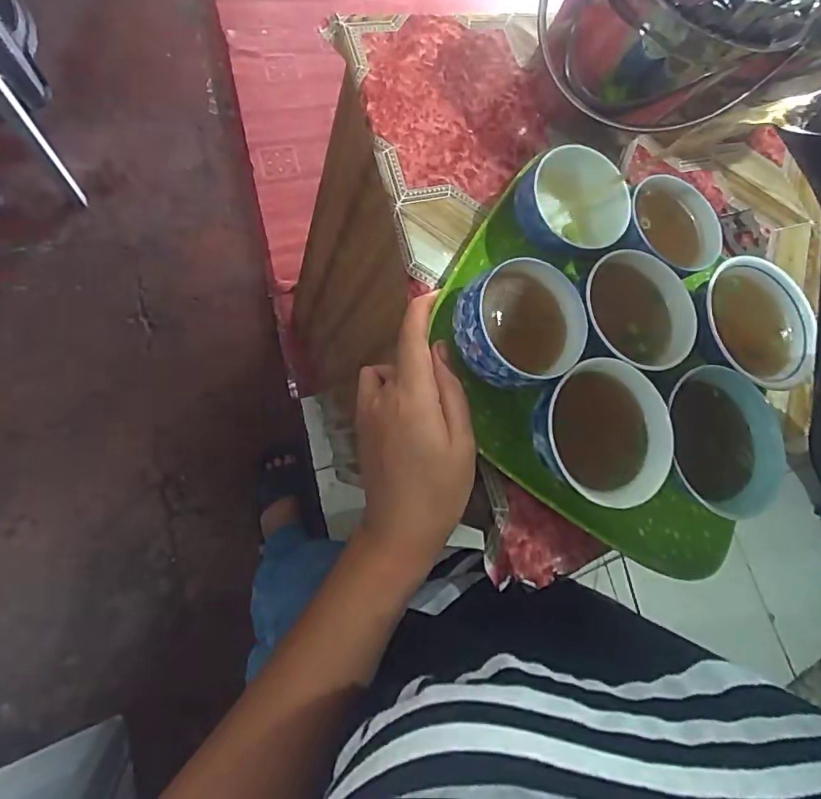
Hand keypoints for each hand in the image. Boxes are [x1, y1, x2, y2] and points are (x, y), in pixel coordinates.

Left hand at [353, 293, 476, 574]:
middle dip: (424, 356)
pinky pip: (375, 387)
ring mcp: (365, 407)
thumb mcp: (461, 441)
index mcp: (411, 395)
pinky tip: (407, 418)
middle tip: (450, 387)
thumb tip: (438, 350)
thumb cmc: (440, 488)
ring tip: (430, 410)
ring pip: (387, 371)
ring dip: (406, 375)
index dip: (420, 308)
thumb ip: (450, 390)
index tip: (436, 292)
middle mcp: (382, 393)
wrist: (397, 528)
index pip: (409, 336)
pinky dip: (391, 388)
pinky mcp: (359, 421)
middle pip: (401, 354)